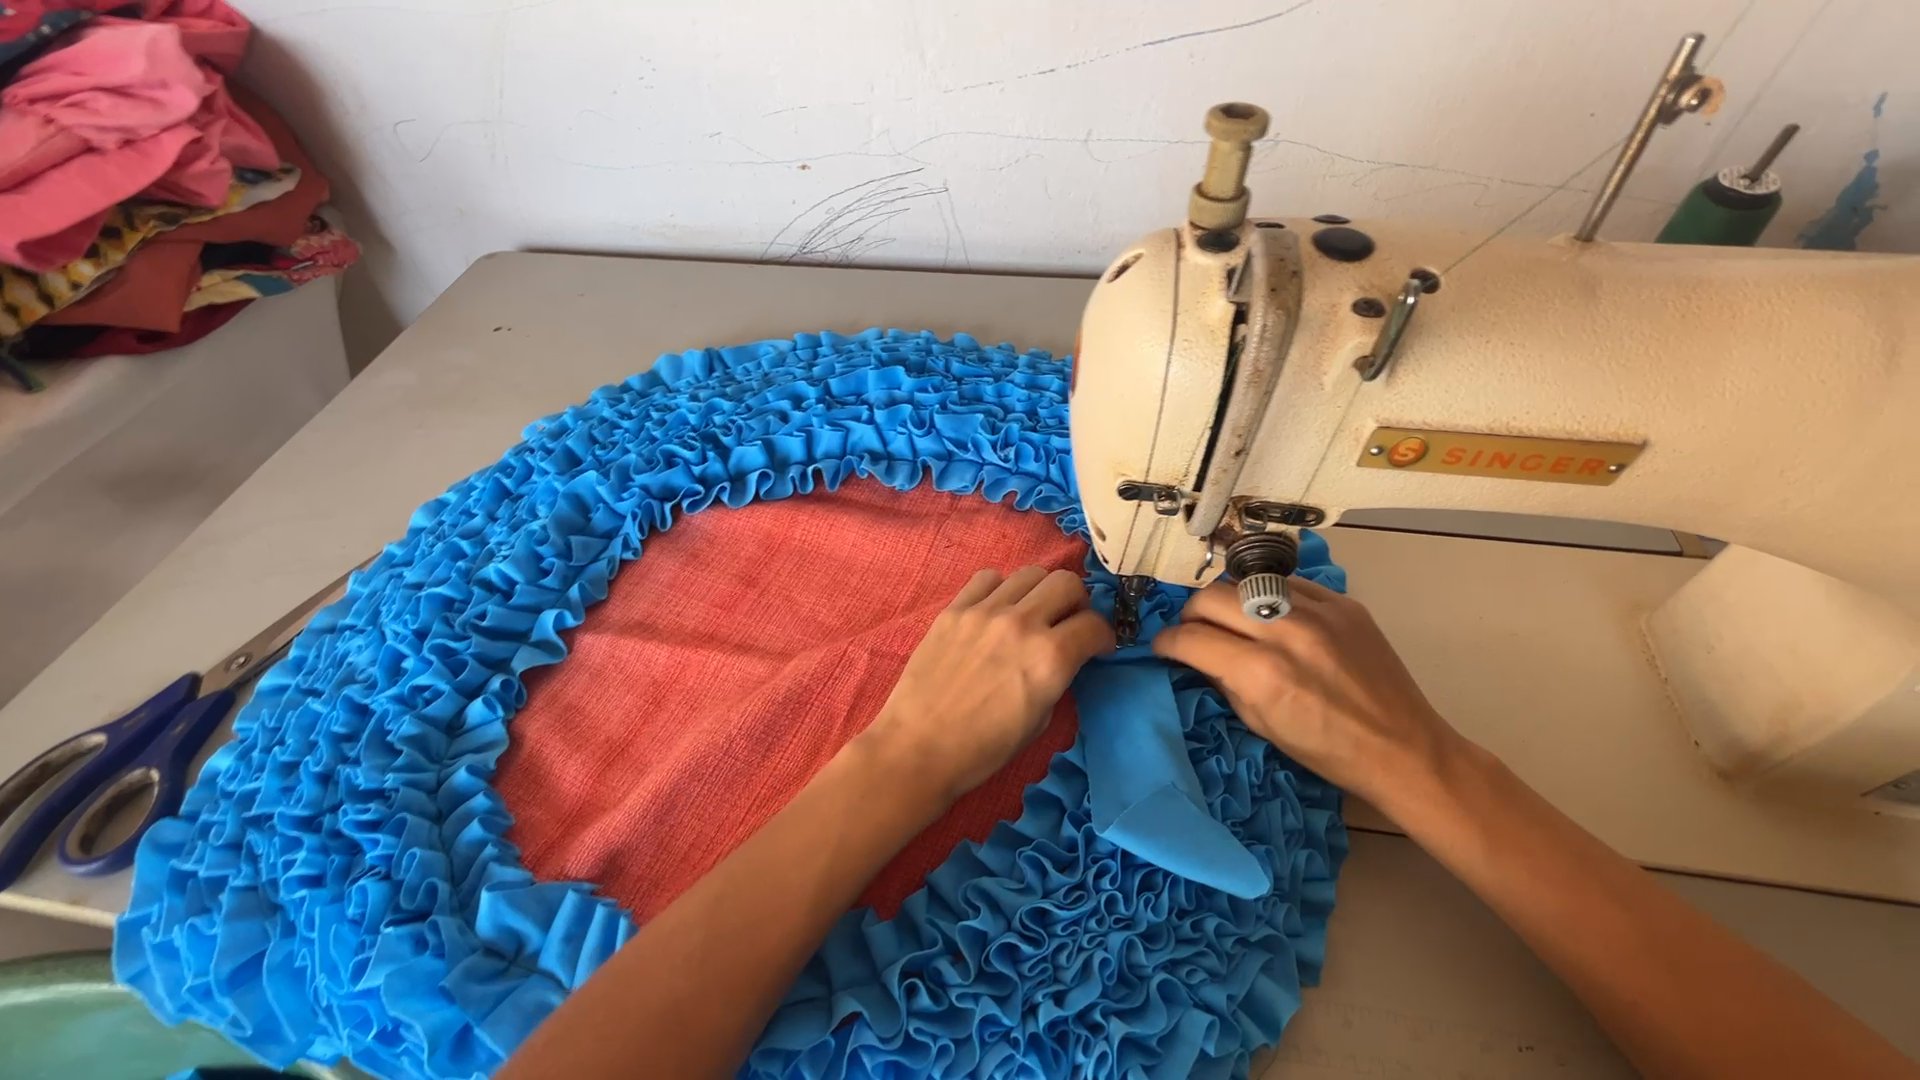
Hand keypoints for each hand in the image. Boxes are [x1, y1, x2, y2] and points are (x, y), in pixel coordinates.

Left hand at [869, 567, 1114, 804]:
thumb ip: (1057, 678)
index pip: (1094, 625)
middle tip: (1068, 623)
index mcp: (1050, 659)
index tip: (1097, 647)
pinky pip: (988, 578)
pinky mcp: (954, 610)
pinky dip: (1001, 589)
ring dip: (1041, 591)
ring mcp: (985, 611)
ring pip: (1030, 573)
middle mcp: (1022, 624)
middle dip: (1077, 603)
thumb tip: (1063, 657)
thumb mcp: (1040, 721)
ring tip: (1032, 613)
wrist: (919, 747)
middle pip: (1067, 583)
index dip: (1102, 637)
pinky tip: (996, 609)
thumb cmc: (983, 749)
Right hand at [1152, 575, 1464, 810]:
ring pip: (1245, 582)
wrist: (1403, 748)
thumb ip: (1223, 680)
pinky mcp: (1343, 603)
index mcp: (1261, 673)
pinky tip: (1272, 617)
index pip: (1191, 638)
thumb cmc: (1326, 750)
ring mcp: (1318, 612)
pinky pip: (1287, 585)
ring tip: (1231, 621)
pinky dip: (1268, 598)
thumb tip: (1195, 654)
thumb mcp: (1260, 724)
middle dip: (1190, 615)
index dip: (1166, 642)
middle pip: (1210, 597)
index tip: (1162, 648)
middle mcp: (1286, 632)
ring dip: (1227, 601)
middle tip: (1193, 632)